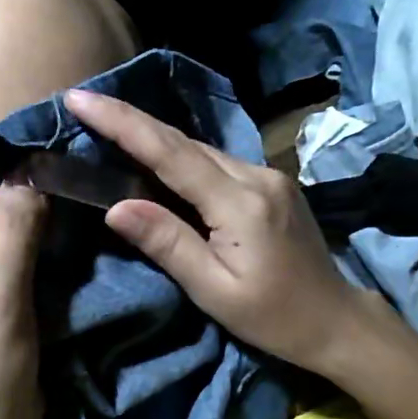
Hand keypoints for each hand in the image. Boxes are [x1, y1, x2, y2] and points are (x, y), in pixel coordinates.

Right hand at [64, 89, 366, 372]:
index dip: (123, 123)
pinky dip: (188, 160)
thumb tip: (116, 206)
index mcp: (241, 203)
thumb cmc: (273, 317)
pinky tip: (165, 164)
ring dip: (161, 142)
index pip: (172, 153)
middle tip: (87, 109)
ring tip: (114, 131)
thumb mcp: (214, 290)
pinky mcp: (276, 186)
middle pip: (187, 143)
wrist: (335, 321)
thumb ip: (168, 244)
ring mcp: (272, 177)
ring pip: (205, 150)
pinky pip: (222, 164)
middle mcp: (258, 176)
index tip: (81, 98)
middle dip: (135, 124)